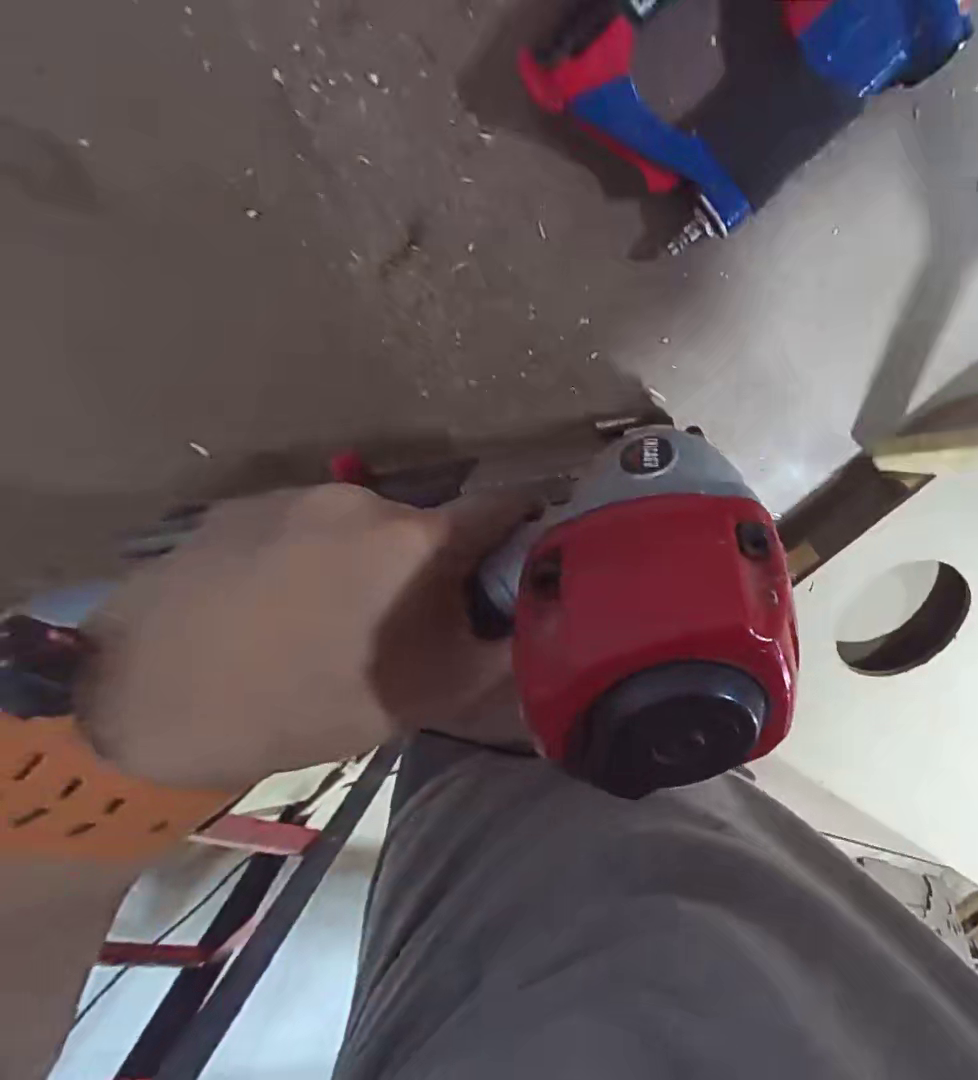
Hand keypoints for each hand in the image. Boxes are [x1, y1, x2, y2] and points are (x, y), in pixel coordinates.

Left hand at [76, 485, 534, 790]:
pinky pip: (305, 523)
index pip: (508, 504)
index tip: (525, 554)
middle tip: (418, 608)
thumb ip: (512, 644)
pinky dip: (316, 551)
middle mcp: (366, 500)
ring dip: (375, 553)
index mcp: (423, 537)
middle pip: (432, 520)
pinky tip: (285, 598)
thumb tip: (555, 614)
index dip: (526, 527)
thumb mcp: (443, 688)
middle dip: (439, 556)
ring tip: (343, 606)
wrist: (142, 712)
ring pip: (367, 521)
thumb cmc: (318, 699)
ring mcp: (293, 498)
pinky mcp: (233, 509)